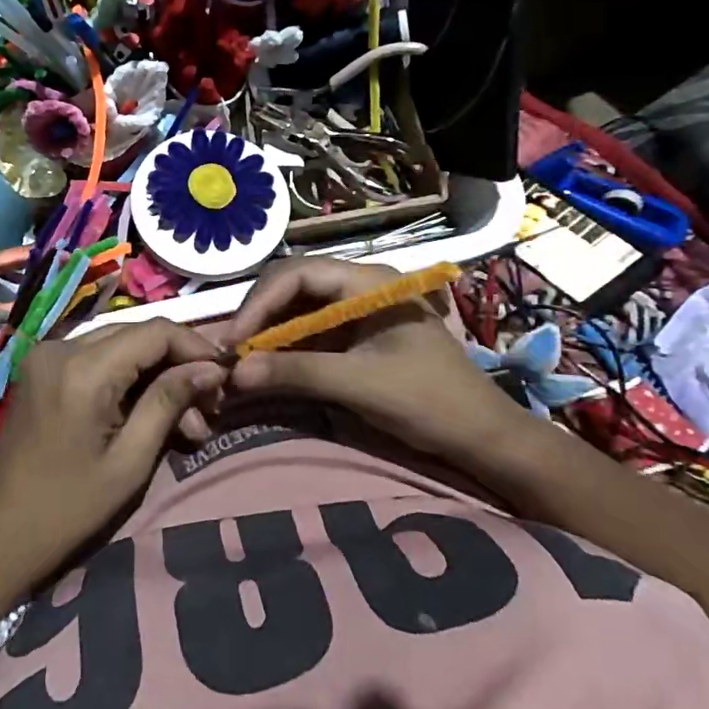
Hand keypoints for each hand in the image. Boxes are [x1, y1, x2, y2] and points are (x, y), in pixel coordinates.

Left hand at [0, 320, 225, 621]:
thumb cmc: (65, 510)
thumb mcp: (130, 460)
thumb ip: (169, 402)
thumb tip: (212, 368)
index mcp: (82, 370)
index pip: (156, 331)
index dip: (197, 347)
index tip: (226, 376)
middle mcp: (61, 348)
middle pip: (140, 334)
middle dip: (180, 365)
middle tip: (210, 407)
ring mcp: (47, 357)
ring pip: (122, 346)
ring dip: (159, 375)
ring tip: (189, 423)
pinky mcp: (43, 371)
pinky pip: (100, 360)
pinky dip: (131, 381)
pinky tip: (153, 414)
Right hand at [224, 258, 535, 470]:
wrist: (479, 434)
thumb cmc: (429, 400)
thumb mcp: (360, 384)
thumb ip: (298, 372)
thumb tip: (234, 373)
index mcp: (369, 282)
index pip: (298, 274)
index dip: (259, 303)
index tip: (234, 341)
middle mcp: (360, 287)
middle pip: (293, 287)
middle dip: (259, 317)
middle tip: (229, 353)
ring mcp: (358, 311)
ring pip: (298, 310)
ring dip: (268, 335)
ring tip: (239, 362)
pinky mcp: (355, 337)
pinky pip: (310, 333)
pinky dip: (285, 350)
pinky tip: (265, 368)